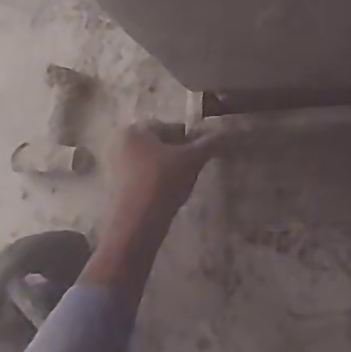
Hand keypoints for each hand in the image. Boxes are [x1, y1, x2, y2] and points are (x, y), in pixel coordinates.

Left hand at [103, 121, 224, 234]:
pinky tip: (169, 197)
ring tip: (181, 187)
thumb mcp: (192, 159)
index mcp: (134, 130)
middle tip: (192, 173)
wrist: (138, 222)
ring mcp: (117, 166)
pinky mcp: (119, 187)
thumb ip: (211, 143)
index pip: (173, 128)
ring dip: (172, 172)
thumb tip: (233, 132)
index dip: (191, 142)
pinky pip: (147, 178)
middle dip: (181, 157)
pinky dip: (160, 184)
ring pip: (156, 163)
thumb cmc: (163, 181)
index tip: (201, 158)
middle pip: (164, 146)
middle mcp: (121, 144)